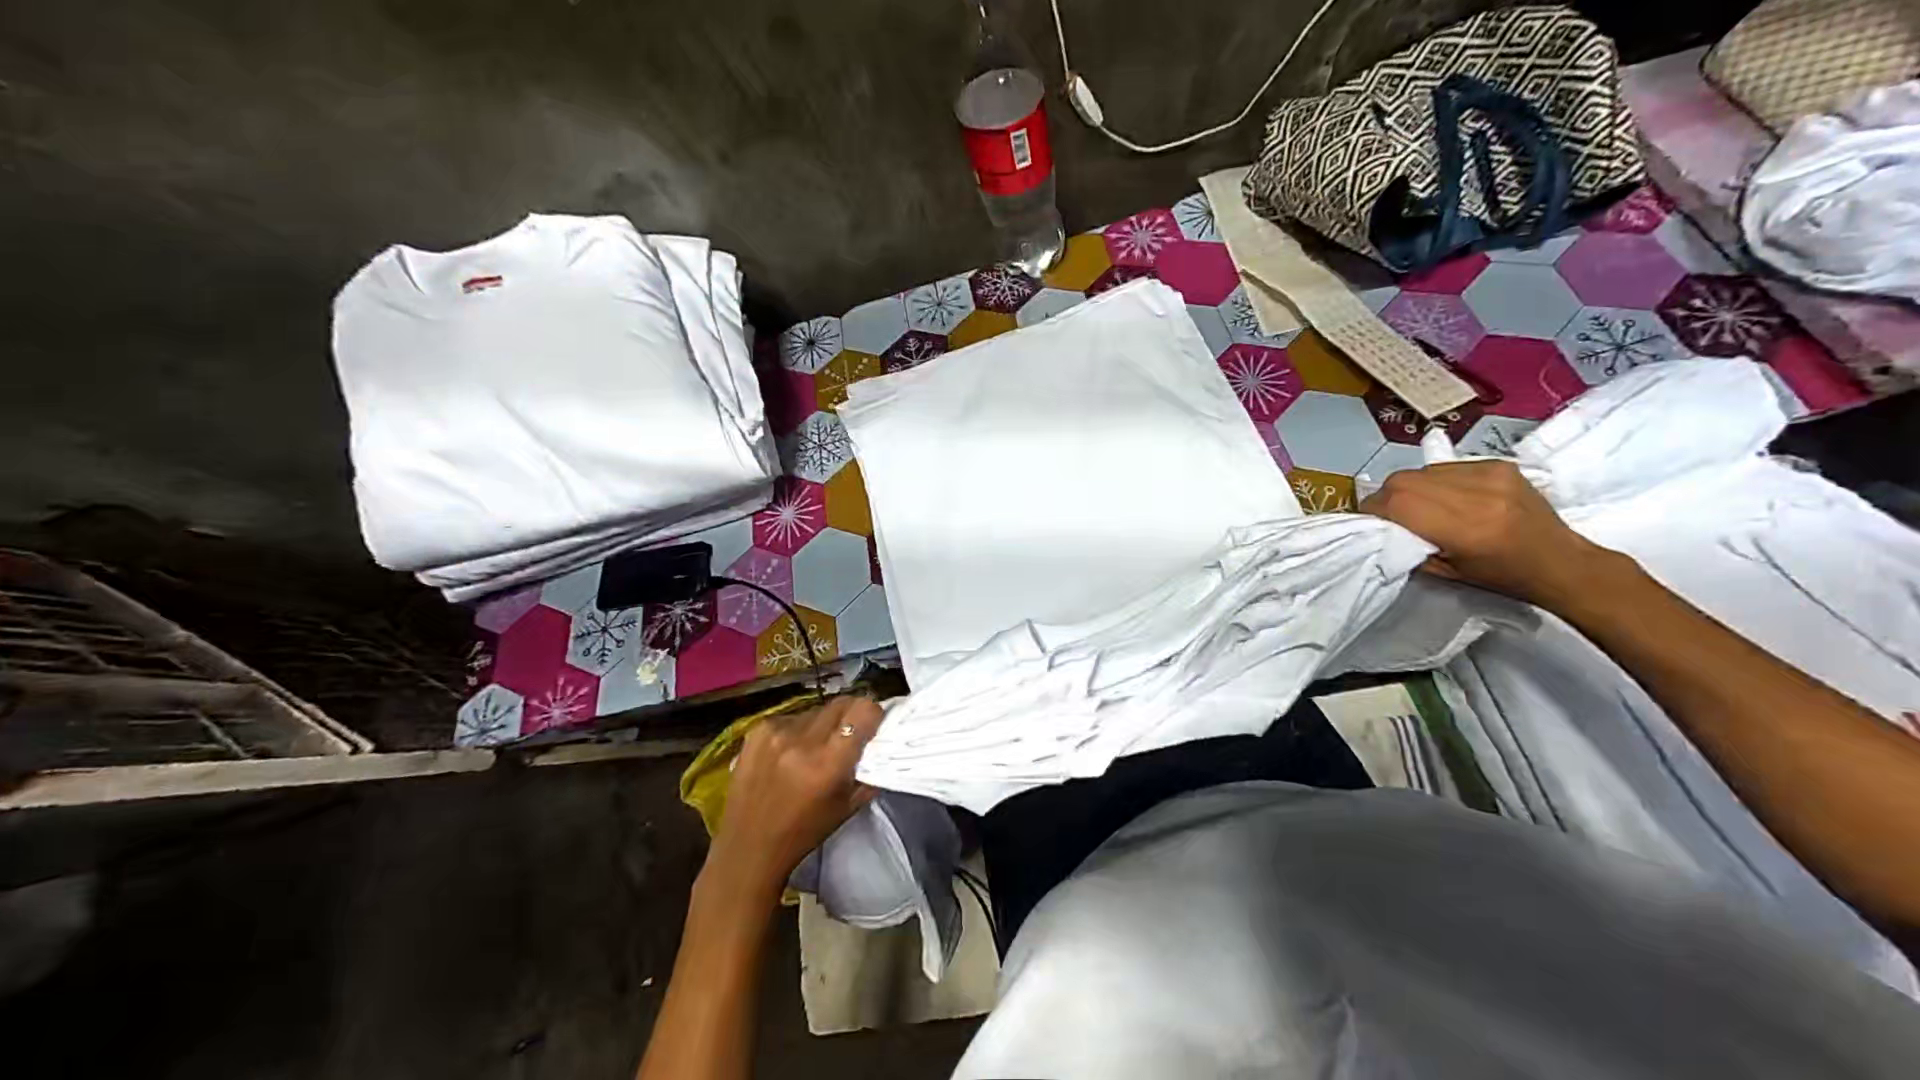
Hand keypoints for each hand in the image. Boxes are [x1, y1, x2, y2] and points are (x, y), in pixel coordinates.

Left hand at [702, 696, 885, 898]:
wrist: (747, 847)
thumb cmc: (803, 833)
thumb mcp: (847, 807)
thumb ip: (869, 771)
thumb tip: (884, 742)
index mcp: (828, 764)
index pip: (862, 711)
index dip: (872, 714)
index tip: (873, 725)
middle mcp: (802, 741)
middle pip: (840, 704)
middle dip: (850, 715)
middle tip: (849, 734)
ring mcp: (776, 733)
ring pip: (815, 710)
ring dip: (822, 724)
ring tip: (814, 749)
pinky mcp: (756, 731)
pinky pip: (790, 717)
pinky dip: (797, 730)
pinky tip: (789, 753)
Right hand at [1359, 460, 1615, 606]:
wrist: (1562, 562)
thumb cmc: (1501, 577)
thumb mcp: (1446, 571)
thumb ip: (1409, 544)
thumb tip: (1380, 524)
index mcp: (1465, 529)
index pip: (1398, 503)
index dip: (1374, 508)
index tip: (1368, 519)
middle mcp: (1478, 495)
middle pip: (1404, 480)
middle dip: (1387, 496)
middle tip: (1390, 513)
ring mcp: (1491, 475)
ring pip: (1423, 470)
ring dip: (1411, 486)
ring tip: (1421, 505)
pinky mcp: (1500, 464)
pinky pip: (1448, 466)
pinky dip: (1437, 480)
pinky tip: (1449, 496)